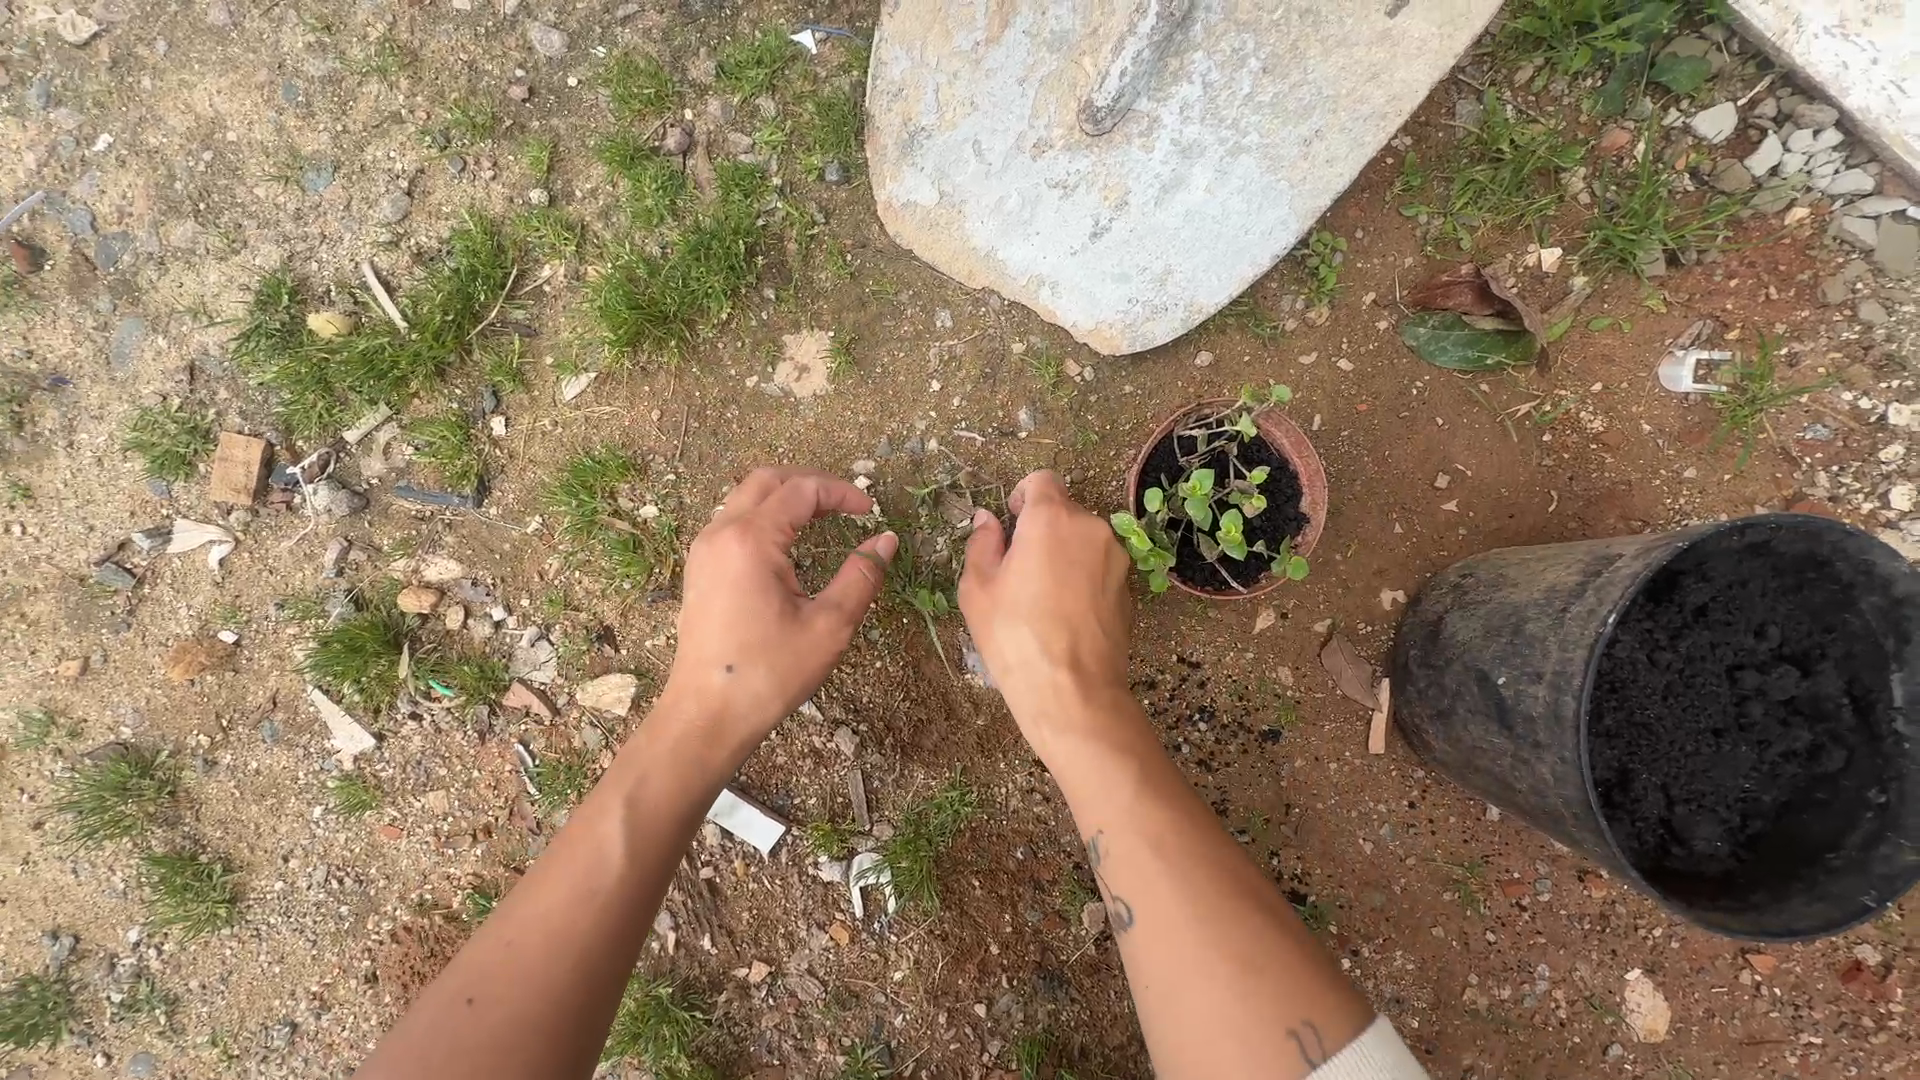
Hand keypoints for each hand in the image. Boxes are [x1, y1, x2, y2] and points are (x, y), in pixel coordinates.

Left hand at [659, 468, 895, 756]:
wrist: (707, 715)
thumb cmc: (770, 673)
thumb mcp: (829, 625)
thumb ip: (861, 576)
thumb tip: (885, 540)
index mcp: (751, 540)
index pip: (801, 490)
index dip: (841, 493)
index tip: (870, 511)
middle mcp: (720, 533)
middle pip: (767, 479)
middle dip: (811, 484)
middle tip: (846, 504)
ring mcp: (704, 550)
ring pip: (746, 497)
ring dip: (786, 497)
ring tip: (823, 518)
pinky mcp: (699, 569)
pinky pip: (733, 521)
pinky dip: (765, 516)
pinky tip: (789, 544)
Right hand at [959, 471, 1132, 744]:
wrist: (1072, 690)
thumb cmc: (1014, 636)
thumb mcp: (978, 589)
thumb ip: (982, 543)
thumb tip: (987, 520)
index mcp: (1051, 518)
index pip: (1041, 480)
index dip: (1022, 496)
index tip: (1011, 524)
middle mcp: (1091, 527)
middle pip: (1063, 512)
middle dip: (1041, 530)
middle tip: (1020, 571)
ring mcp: (1117, 557)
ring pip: (1084, 540)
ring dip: (1064, 554)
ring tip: (1044, 597)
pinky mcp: (1130, 586)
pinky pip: (1100, 566)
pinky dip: (1084, 576)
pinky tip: (1068, 613)